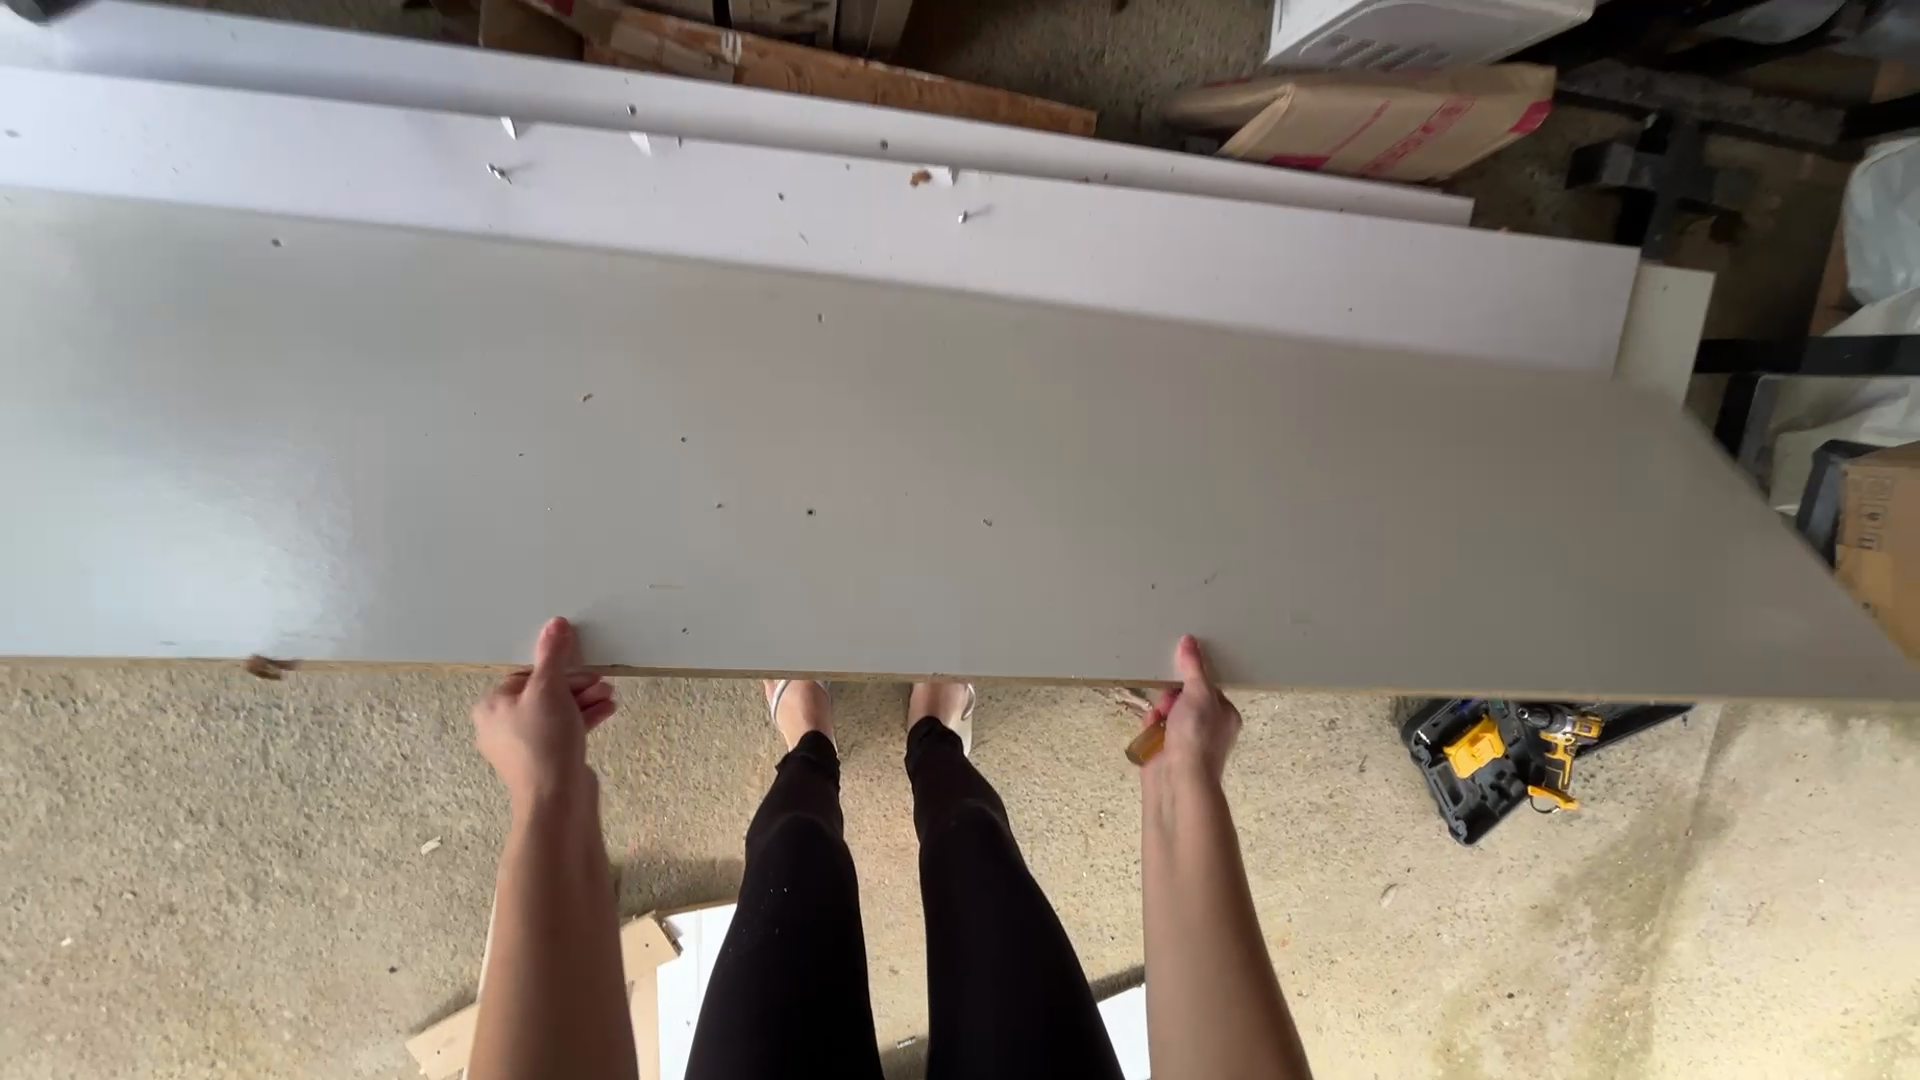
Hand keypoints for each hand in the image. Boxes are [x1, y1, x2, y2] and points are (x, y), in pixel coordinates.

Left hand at [473, 617, 617, 809]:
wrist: (555, 797)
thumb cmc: (543, 740)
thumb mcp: (550, 689)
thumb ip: (554, 655)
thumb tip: (556, 623)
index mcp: (492, 707)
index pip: (527, 675)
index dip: (559, 670)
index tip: (584, 671)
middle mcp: (501, 725)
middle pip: (545, 693)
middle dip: (577, 685)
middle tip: (603, 682)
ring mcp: (523, 745)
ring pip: (558, 711)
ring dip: (586, 700)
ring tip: (610, 696)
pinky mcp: (545, 759)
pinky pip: (564, 729)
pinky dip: (584, 718)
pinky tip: (608, 710)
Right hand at [1143, 635, 1241, 785]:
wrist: (1178, 779)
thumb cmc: (1197, 735)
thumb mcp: (1198, 693)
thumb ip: (1193, 667)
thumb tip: (1189, 640)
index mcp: (1225, 716)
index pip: (1207, 687)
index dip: (1192, 679)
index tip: (1180, 673)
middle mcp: (1208, 728)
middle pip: (1185, 697)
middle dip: (1172, 695)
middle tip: (1169, 697)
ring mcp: (1186, 740)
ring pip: (1168, 711)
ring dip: (1160, 708)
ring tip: (1159, 714)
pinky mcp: (1165, 749)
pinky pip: (1155, 727)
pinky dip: (1151, 724)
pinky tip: (1150, 726)